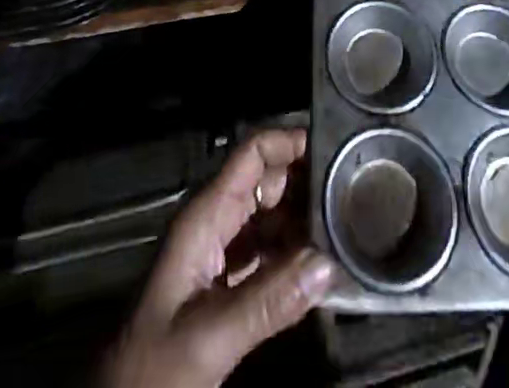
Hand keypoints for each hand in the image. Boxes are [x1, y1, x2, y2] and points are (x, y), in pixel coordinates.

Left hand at [101, 129, 335, 387]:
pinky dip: (297, 253)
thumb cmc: (152, 365)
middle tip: (355, 188)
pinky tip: (326, 264)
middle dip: (307, 181)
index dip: (289, 143)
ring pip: (272, 218)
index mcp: (204, 219)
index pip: (250, 156)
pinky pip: (270, 253)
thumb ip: (267, 302)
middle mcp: (214, 226)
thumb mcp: (208, 337)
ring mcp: (221, 254)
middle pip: (267, 182)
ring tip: (350, 221)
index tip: (335, 148)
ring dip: (306, 219)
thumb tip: (328, 264)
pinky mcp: (228, 284)